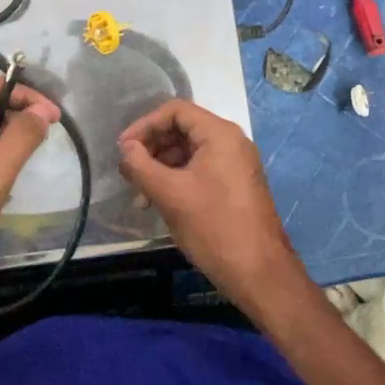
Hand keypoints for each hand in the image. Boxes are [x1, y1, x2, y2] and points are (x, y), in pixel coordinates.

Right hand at [118, 100, 303, 309]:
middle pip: (183, 129)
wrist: (260, 273)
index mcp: (219, 134)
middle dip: (153, 148)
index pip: (175, 111)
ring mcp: (237, 164)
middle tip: (129, 172)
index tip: (124, 149)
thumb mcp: (170, 195)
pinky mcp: (237, 185)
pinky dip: (179, 179)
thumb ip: (141, 166)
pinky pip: (202, 169)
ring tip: (142, 194)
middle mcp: (231, 142)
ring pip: (191, 152)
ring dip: (163, 167)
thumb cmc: (213, 227)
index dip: (145, 125)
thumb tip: (126, 149)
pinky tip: (162, 202)